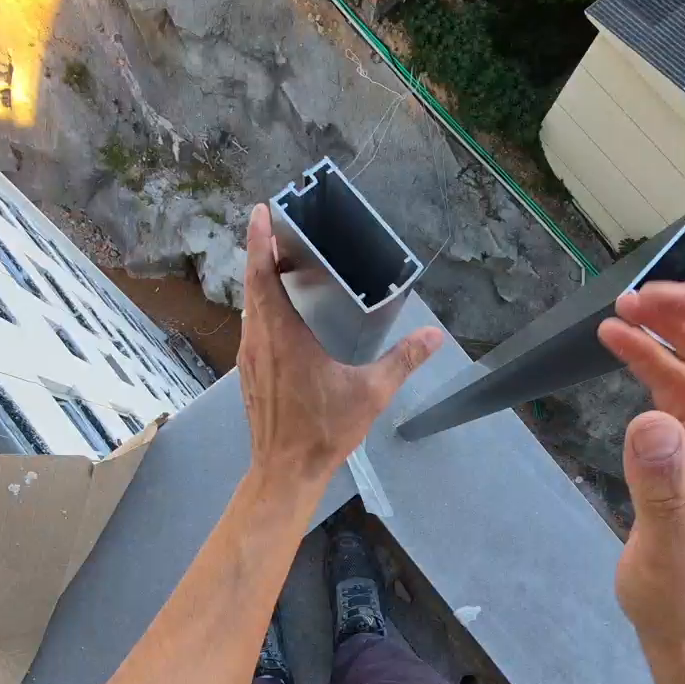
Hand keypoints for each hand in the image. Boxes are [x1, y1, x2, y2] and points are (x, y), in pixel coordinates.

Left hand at [239, 204, 442, 487]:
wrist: (285, 471)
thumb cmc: (323, 431)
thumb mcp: (370, 394)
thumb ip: (403, 361)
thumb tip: (435, 336)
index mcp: (282, 337)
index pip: (262, 276)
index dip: (260, 240)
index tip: (261, 211)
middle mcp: (258, 341)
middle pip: (253, 285)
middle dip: (263, 252)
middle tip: (281, 228)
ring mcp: (249, 358)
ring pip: (250, 307)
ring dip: (261, 280)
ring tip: (283, 261)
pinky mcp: (250, 373)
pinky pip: (252, 327)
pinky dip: (262, 306)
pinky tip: (282, 310)